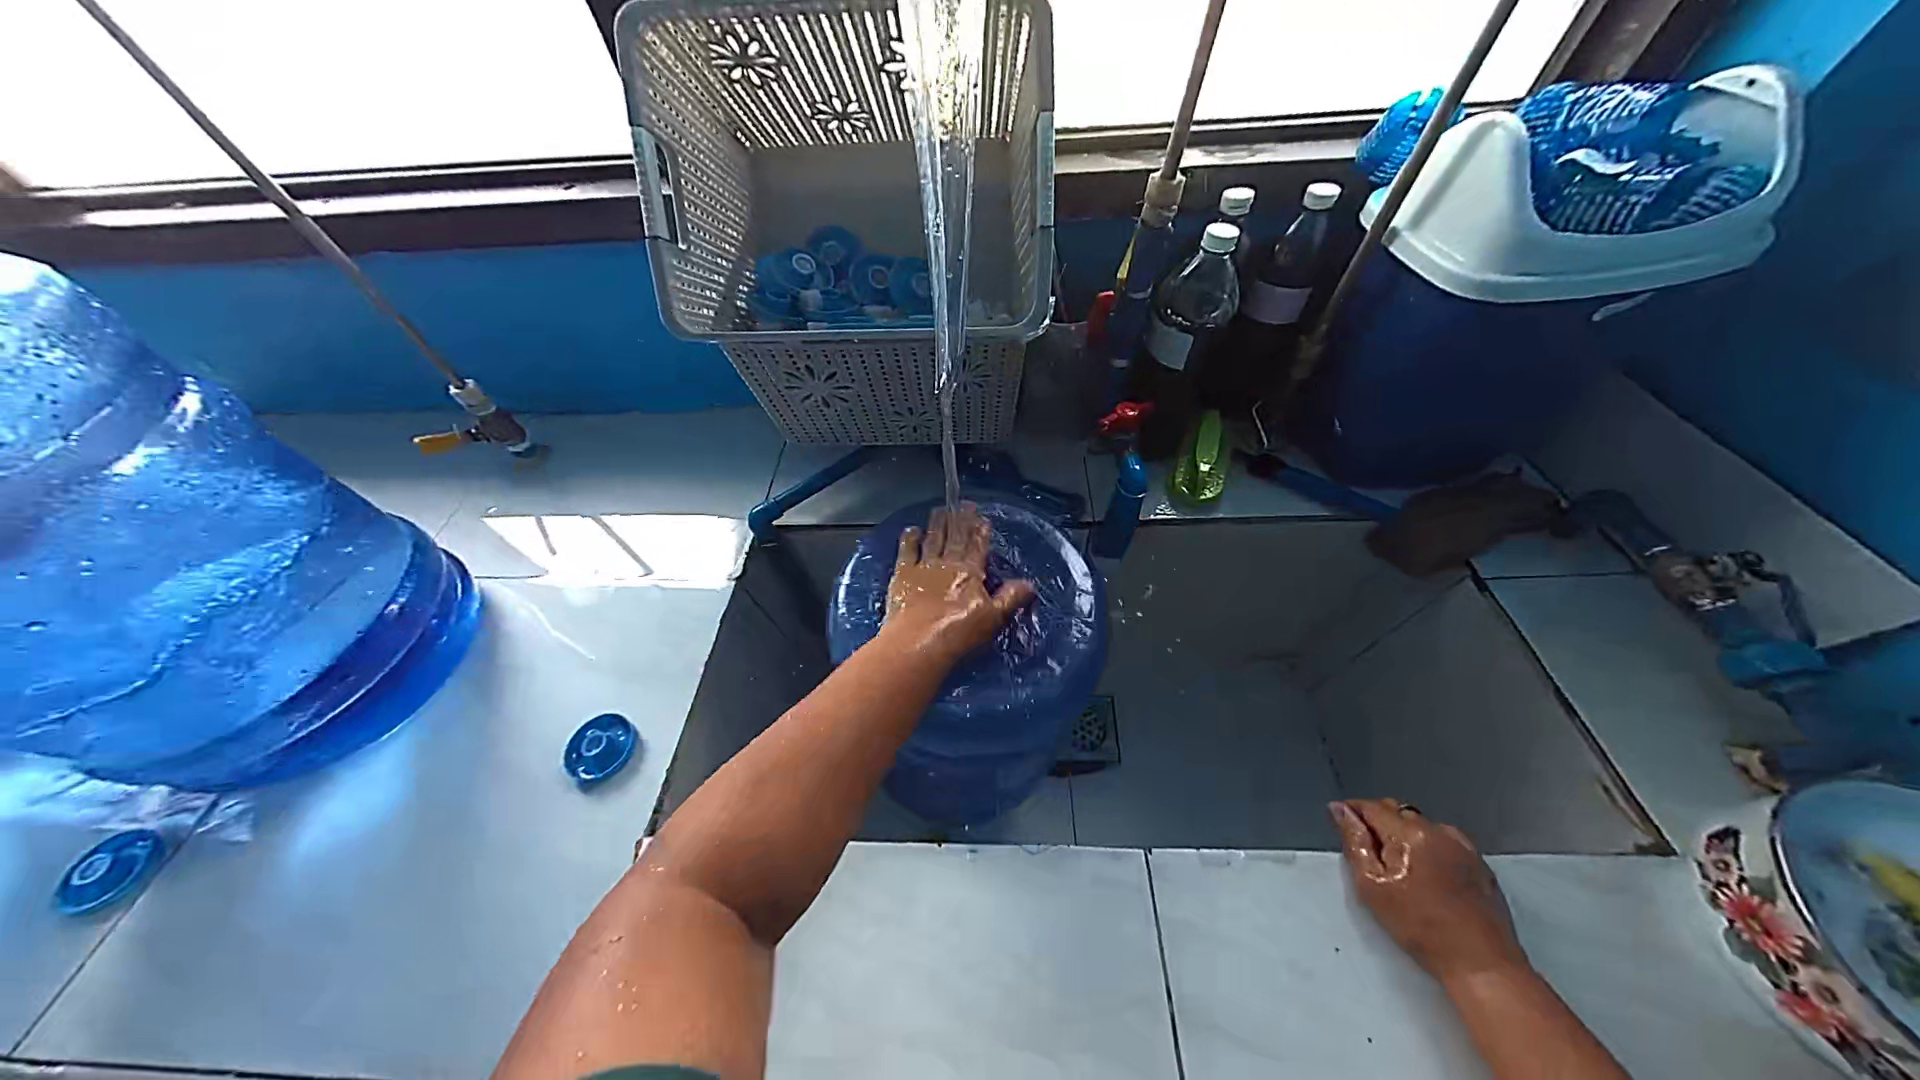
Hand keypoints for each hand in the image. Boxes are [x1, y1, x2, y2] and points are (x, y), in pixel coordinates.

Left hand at [883, 502, 1034, 662]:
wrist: (918, 642)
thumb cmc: (959, 633)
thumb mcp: (993, 619)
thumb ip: (1010, 598)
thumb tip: (1028, 584)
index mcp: (970, 572)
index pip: (978, 546)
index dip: (980, 531)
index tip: (982, 518)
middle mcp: (947, 564)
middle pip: (956, 537)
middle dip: (961, 520)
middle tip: (963, 504)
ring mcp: (924, 567)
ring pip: (933, 539)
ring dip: (938, 524)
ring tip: (940, 510)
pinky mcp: (903, 575)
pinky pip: (906, 551)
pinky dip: (909, 539)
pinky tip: (911, 530)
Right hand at [1330, 799, 1530, 985]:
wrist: (1482, 965)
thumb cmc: (1418, 927)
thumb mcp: (1372, 886)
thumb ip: (1355, 842)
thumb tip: (1340, 809)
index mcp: (1409, 834)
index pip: (1371, 807)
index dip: (1352, 812)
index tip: (1342, 826)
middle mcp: (1438, 830)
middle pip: (1397, 811)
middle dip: (1378, 822)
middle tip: (1370, 853)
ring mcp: (1463, 846)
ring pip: (1421, 824)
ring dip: (1404, 833)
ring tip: (1400, 864)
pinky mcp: (1480, 863)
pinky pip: (1444, 839)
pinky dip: (1429, 845)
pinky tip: (1428, 871)